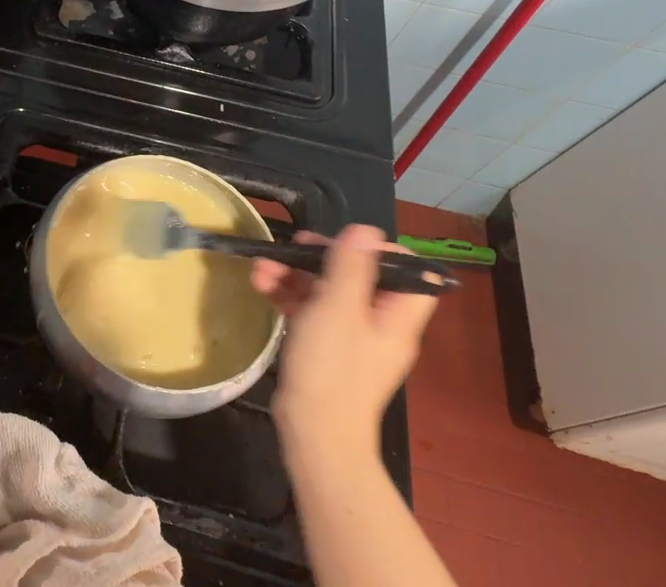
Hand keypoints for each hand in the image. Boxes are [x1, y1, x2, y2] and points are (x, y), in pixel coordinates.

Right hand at [251, 223, 437, 465]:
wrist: (315, 435)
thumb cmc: (332, 369)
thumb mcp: (338, 308)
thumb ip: (351, 267)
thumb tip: (365, 230)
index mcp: (396, 315)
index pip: (406, 269)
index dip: (376, 250)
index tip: (342, 244)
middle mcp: (378, 323)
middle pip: (358, 276)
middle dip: (320, 257)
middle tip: (291, 247)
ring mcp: (350, 337)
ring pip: (327, 292)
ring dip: (295, 274)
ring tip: (260, 266)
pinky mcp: (324, 349)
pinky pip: (310, 312)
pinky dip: (288, 296)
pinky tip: (260, 285)